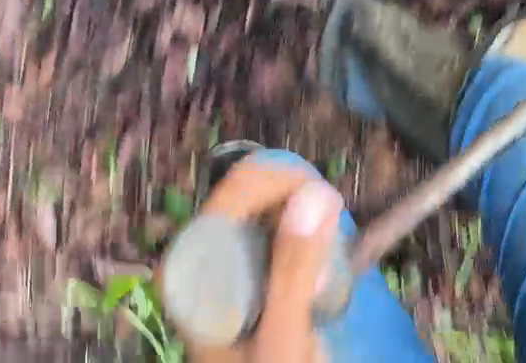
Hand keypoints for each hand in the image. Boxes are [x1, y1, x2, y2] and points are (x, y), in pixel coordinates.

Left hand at [184, 161, 343, 362]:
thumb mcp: (284, 341)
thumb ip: (295, 268)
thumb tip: (316, 193)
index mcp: (194, 264)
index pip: (240, 187)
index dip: (288, 184)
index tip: (332, 207)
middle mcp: (197, 256)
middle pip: (251, 194)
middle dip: (297, 209)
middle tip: (330, 252)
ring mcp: (214, 267)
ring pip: (263, 213)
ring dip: (300, 229)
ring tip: (322, 276)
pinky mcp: (233, 279)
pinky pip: (267, 238)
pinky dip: (296, 248)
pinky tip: (312, 284)